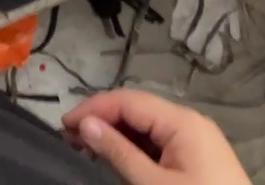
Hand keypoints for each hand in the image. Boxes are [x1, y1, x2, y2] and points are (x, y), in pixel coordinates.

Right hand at [62, 91, 250, 184]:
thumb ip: (118, 153)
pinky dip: (136, 149)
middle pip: (136, 111)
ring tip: (87, 148)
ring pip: (147, 128)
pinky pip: (160, 144)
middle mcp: (190, 123)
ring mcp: (198, 142)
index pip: (127, 101)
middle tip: (70, 138)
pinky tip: (117, 159)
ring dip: (117, 135)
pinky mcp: (201, 162)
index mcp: (182, 122)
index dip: (93, 109)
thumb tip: (84, 124)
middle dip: (103, 121)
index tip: (63, 126)